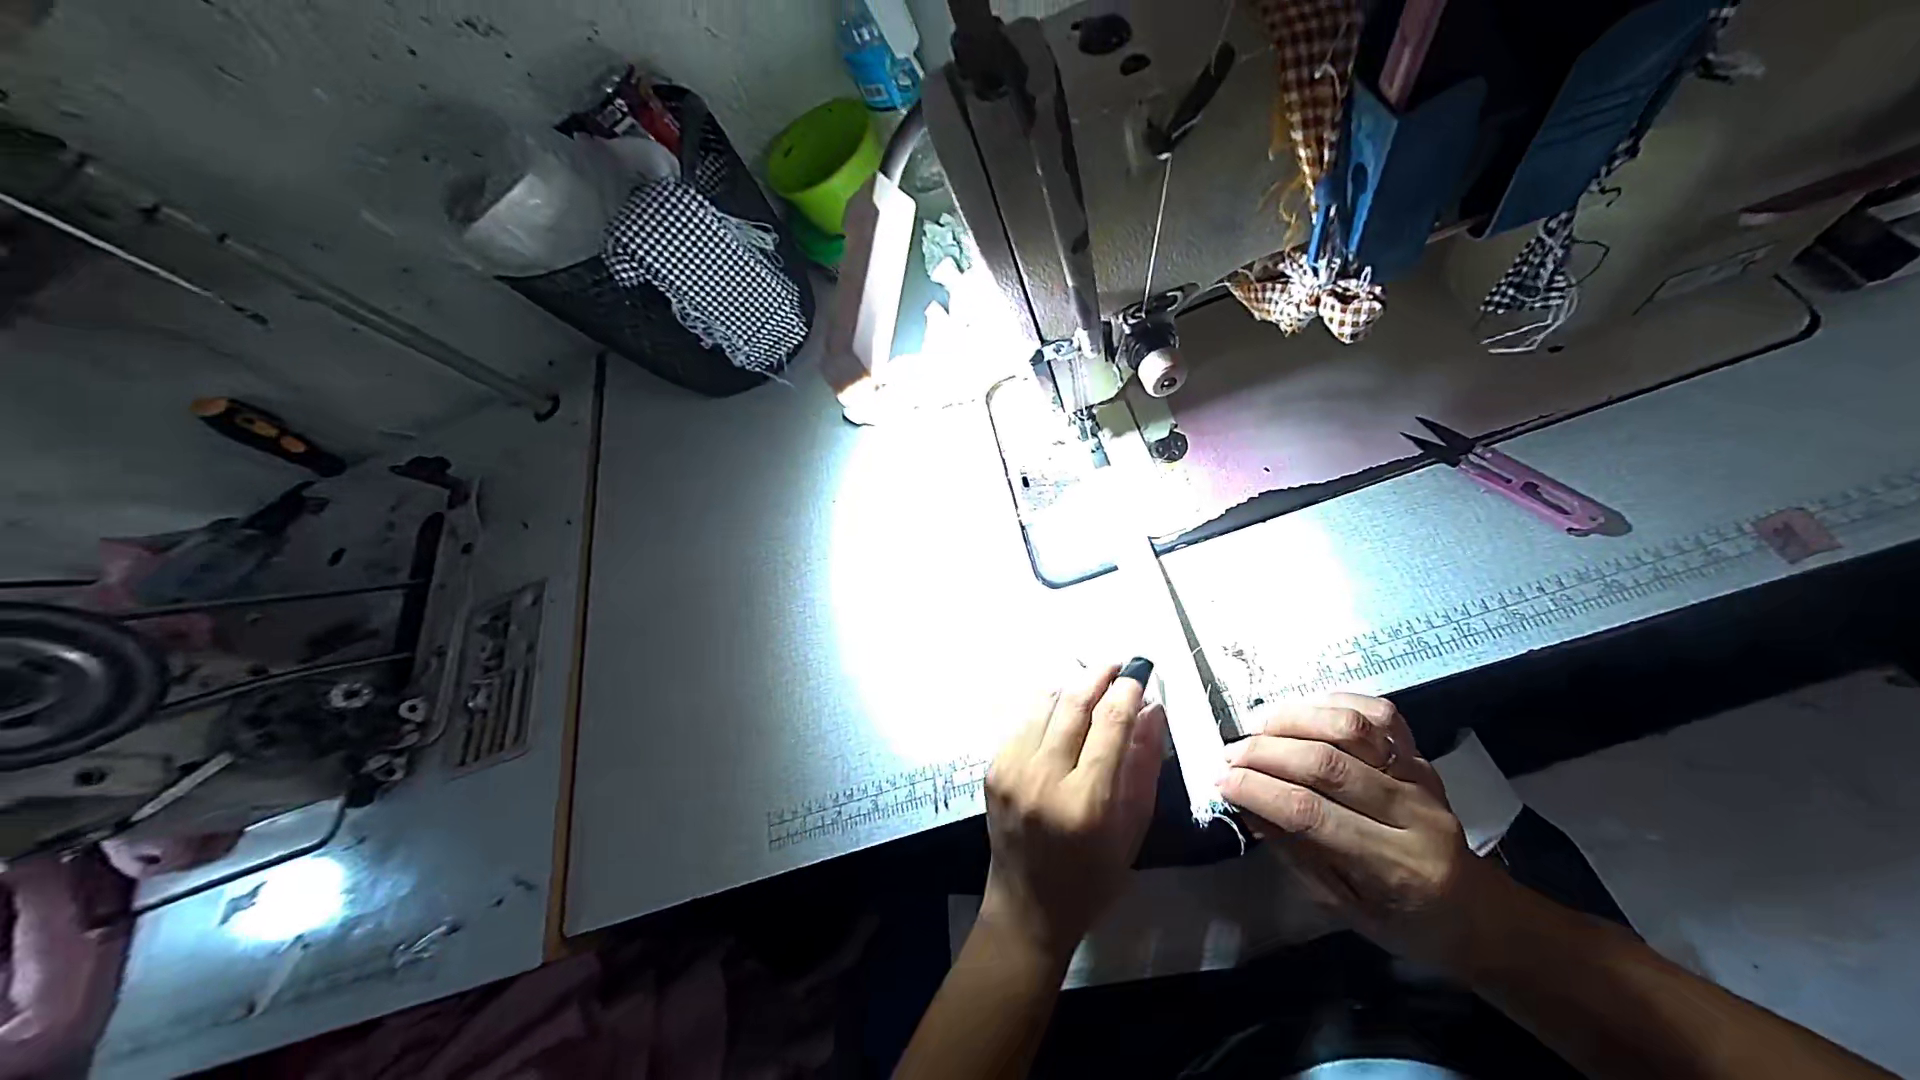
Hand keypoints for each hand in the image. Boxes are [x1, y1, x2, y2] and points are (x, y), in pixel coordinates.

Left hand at [979, 661, 1167, 958]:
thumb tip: (1152, 709)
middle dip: (1099, 675)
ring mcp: (1011, 770)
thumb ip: (1144, 765)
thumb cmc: (1092, 877)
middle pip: (1073, 703)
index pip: (1110, 723)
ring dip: (1071, 687)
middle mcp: (1043, 778)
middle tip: (1118, 664)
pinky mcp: (992, 767)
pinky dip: (1046, 707)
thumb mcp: (1132, 829)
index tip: (1140, 670)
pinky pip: (1023, 720)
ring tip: (1093, 684)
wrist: (1027, 906)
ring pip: (1044, 703)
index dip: (1128, 689)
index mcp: (1086, 802)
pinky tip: (1062, 713)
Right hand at [1217, 693, 1499, 968]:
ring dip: (1293, 721)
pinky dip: (1332, 703)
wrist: (1477, 910)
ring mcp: (1421, 776)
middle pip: (1327, 764)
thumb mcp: (1343, 905)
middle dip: (1265, 754)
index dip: (1258, 791)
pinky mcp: (1421, 753)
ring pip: (1352, 728)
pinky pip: (1378, 711)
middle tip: (1230, 756)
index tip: (1222, 782)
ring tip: (1258, 730)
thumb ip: (1294, 852)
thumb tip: (1245, 805)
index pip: (1312, 814)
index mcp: (1395, 866)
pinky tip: (1302, 714)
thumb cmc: (1404, 920)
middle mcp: (1414, 814)